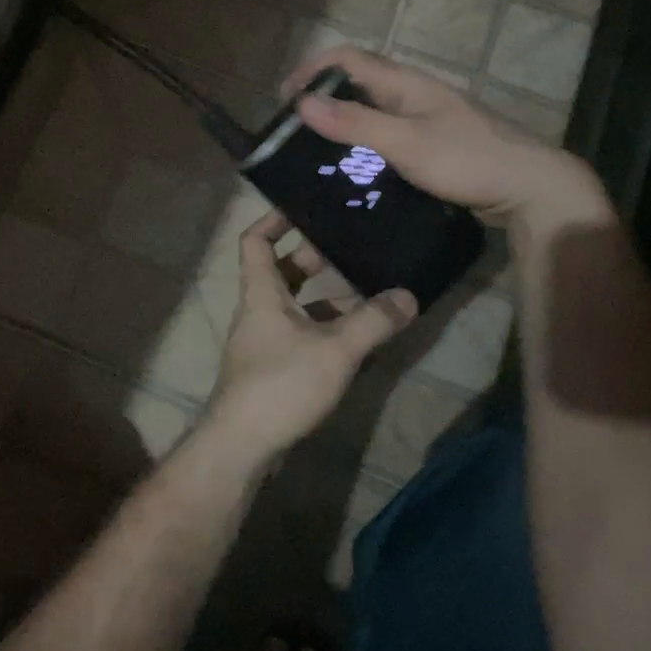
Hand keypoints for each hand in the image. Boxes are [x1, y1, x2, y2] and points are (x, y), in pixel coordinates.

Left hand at [205, 210, 417, 456]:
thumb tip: (408, 295)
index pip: (255, 240)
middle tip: (351, 248)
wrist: (242, 444)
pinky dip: (324, 327)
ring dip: (325, 296)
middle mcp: (257, 310)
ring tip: (366, 289)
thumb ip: (373, 321)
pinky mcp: (272, 367)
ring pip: (294, 304)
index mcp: (260, 293)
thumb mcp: (335, 350)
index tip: (305, 206)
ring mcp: (263, 341)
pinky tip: (356, 336)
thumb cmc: (281, 384)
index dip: (274, 219)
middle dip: (313, 257)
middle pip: (280, 270)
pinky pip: (299, 333)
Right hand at [281, 46, 607, 230]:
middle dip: (321, 98)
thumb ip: (355, 123)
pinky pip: (385, 135)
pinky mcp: (432, 144)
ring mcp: (425, 119)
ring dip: (340, 123)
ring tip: (314, 154)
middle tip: (294, 131)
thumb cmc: (468, 159)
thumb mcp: (406, 143)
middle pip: (356, 83)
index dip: (311, 70)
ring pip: (371, 111)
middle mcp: (412, 94)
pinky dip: (362, 145)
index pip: (347, 58)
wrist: (531, 188)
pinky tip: (353, 172)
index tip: (283, 100)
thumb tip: (302, 103)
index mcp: (404, 83)